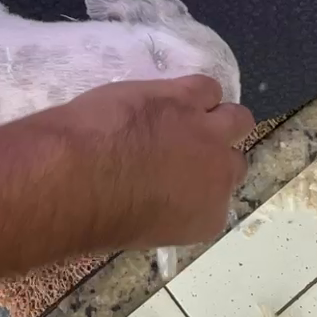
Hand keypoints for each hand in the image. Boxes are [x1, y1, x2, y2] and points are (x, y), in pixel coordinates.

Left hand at [36, 75, 254, 248]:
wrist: (80, 176)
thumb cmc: (97, 216)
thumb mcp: (140, 230)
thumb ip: (163, 210)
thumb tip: (152, 195)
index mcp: (206, 216)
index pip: (217, 200)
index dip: (198, 186)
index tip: (178, 181)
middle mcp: (217, 172)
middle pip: (235, 158)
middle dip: (215, 155)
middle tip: (187, 149)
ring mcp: (204, 131)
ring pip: (236, 116)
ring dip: (212, 117)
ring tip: (180, 116)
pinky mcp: (183, 96)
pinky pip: (206, 86)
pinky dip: (191, 92)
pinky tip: (167, 95)